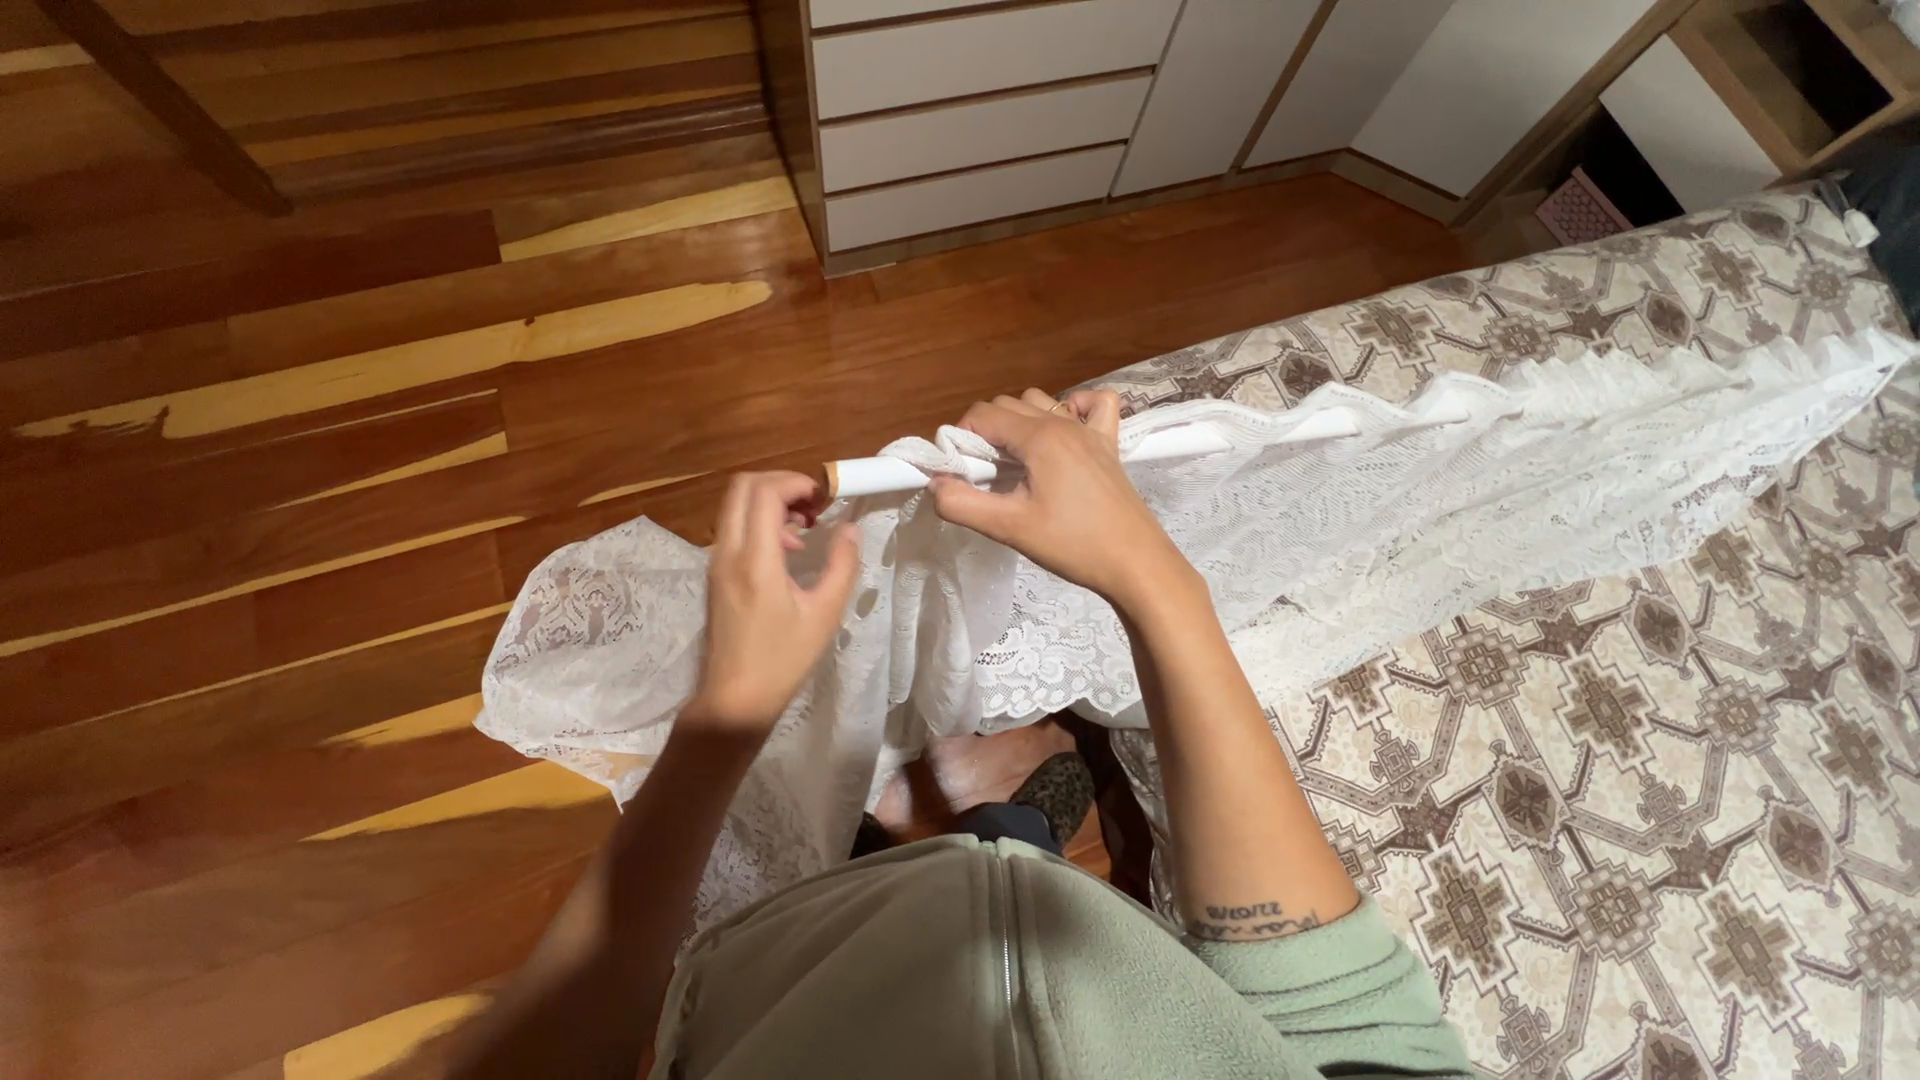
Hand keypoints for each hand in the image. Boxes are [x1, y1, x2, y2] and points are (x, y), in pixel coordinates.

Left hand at [682, 471, 860, 738]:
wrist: (734, 699)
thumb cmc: (784, 660)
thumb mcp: (824, 614)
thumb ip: (842, 565)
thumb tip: (850, 529)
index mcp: (755, 560)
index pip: (764, 492)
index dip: (796, 482)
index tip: (825, 499)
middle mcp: (727, 552)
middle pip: (742, 486)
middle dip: (781, 483)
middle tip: (814, 505)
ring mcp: (715, 562)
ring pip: (734, 505)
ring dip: (770, 502)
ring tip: (806, 528)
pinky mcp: (715, 574)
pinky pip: (733, 527)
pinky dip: (759, 522)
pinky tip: (787, 550)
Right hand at [928, 388, 1196, 608]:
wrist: (1135, 563)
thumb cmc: (1072, 545)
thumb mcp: (1009, 528)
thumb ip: (963, 504)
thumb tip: (935, 484)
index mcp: (1039, 437)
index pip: (983, 414)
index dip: (961, 438)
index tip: (961, 471)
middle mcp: (1064, 422)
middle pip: (1008, 404)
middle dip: (985, 431)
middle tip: (983, 475)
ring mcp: (1091, 431)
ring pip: (1041, 402)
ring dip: (1019, 421)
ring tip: (1014, 463)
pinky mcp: (1109, 445)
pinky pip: (1093, 405)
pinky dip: (1073, 408)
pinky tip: (1062, 435)